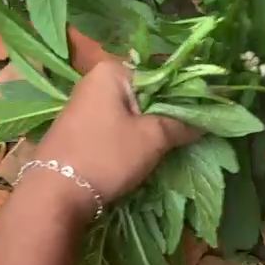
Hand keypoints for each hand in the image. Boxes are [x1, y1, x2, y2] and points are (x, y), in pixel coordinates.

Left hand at [28, 57, 195, 211]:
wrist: (56, 194)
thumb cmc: (107, 156)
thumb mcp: (152, 138)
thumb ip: (182, 124)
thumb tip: (208, 120)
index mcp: (112, 71)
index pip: (161, 73)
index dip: (186, 93)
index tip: (206, 112)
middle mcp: (96, 81)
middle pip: (148, 92)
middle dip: (170, 112)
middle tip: (194, 132)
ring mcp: (87, 105)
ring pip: (134, 112)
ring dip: (154, 127)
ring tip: (177, 144)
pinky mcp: (83, 129)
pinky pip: (119, 126)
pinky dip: (136, 137)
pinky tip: (149, 153)